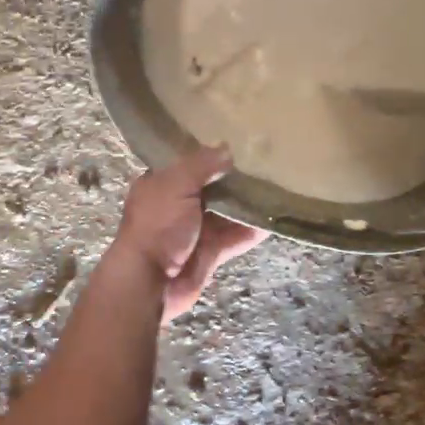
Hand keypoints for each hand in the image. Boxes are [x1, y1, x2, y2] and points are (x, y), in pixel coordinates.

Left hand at [112, 148, 267, 322]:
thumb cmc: (158, 225)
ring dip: (245, 205)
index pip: (186, 163)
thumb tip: (227, 148)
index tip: (236, 141)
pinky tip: (271, 221)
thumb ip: (202, 165)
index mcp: (160, 184)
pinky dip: (249, 231)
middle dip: (233, 179)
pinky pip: (233, 238)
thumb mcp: (177, 184)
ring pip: (224, 213)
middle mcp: (176, 205)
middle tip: (264, 163)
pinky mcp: (207, 253)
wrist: (149, 282)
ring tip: (274, 189)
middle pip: (210, 187)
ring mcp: (193, 231)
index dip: (208, 153)